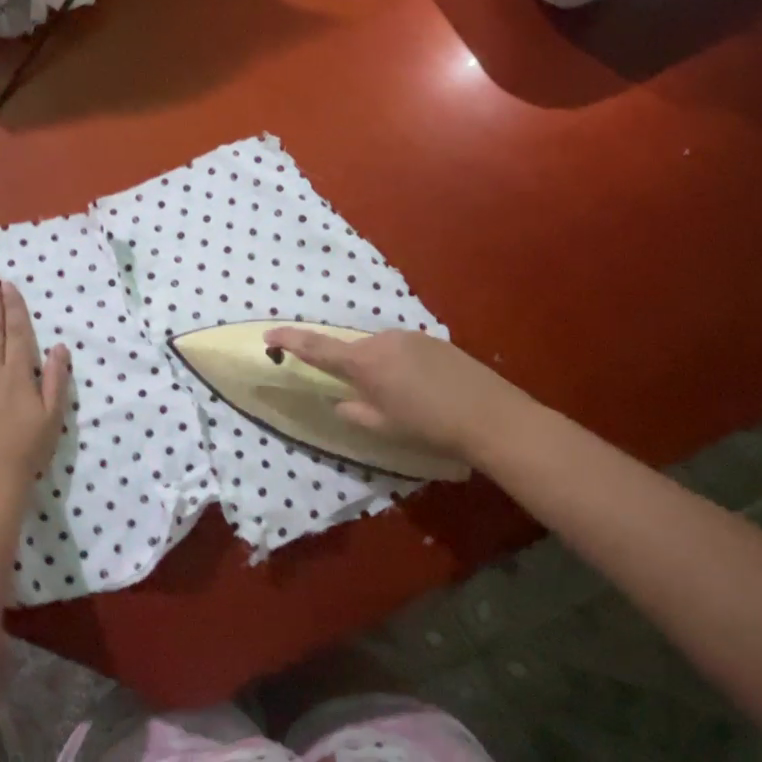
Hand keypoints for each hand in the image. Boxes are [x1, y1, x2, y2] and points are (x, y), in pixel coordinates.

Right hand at [261, 327, 534, 462]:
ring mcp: (410, 337)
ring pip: (380, 351)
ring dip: (379, 369)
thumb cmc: (430, 427)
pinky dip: (401, 367)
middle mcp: (383, 340)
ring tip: (401, 400)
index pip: (317, 348)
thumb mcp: (383, 428)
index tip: (268, 334)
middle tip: (364, 398)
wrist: (492, 418)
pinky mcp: (434, 341)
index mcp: (364, 362)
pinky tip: (423, 392)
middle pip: (353, 351)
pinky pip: (403, 350)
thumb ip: (354, 411)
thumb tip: (341, 401)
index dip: (290, 340)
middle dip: (350, 369)